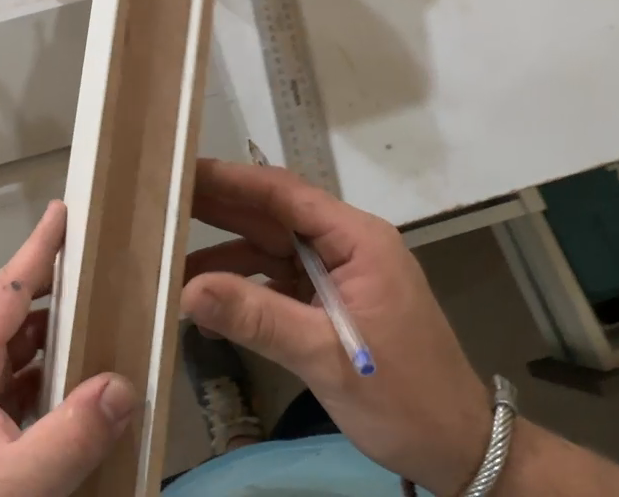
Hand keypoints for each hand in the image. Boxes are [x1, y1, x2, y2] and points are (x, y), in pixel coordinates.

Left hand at [0, 200, 138, 496]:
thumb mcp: (20, 483)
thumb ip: (72, 433)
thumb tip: (124, 383)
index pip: (7, 292)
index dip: (37, 248)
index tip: (64, 210)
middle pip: (16, 315)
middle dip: (56, 283)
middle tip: (98, 255)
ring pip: (24, 352)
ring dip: (62, 331)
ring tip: (104, 309)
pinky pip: (27, 386)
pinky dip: (59, 373)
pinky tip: (89, 382)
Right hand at [180, 159, 491, 494]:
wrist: (459, 450)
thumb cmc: (405, 398)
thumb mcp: (327, 357)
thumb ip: (257, 318)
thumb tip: (187, 288)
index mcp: (357, 239)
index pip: (283, 193)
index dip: (229, 179)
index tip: (180, 169)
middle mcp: (345, 245)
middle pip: (271, 215)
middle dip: (216, 209)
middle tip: (159, 202)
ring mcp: (337, 273)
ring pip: (269, 248)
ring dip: (222, 253)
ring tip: (166, 254)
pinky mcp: (329, 302)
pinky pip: (276, 281)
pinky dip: (241, 289)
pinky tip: (204, 302)